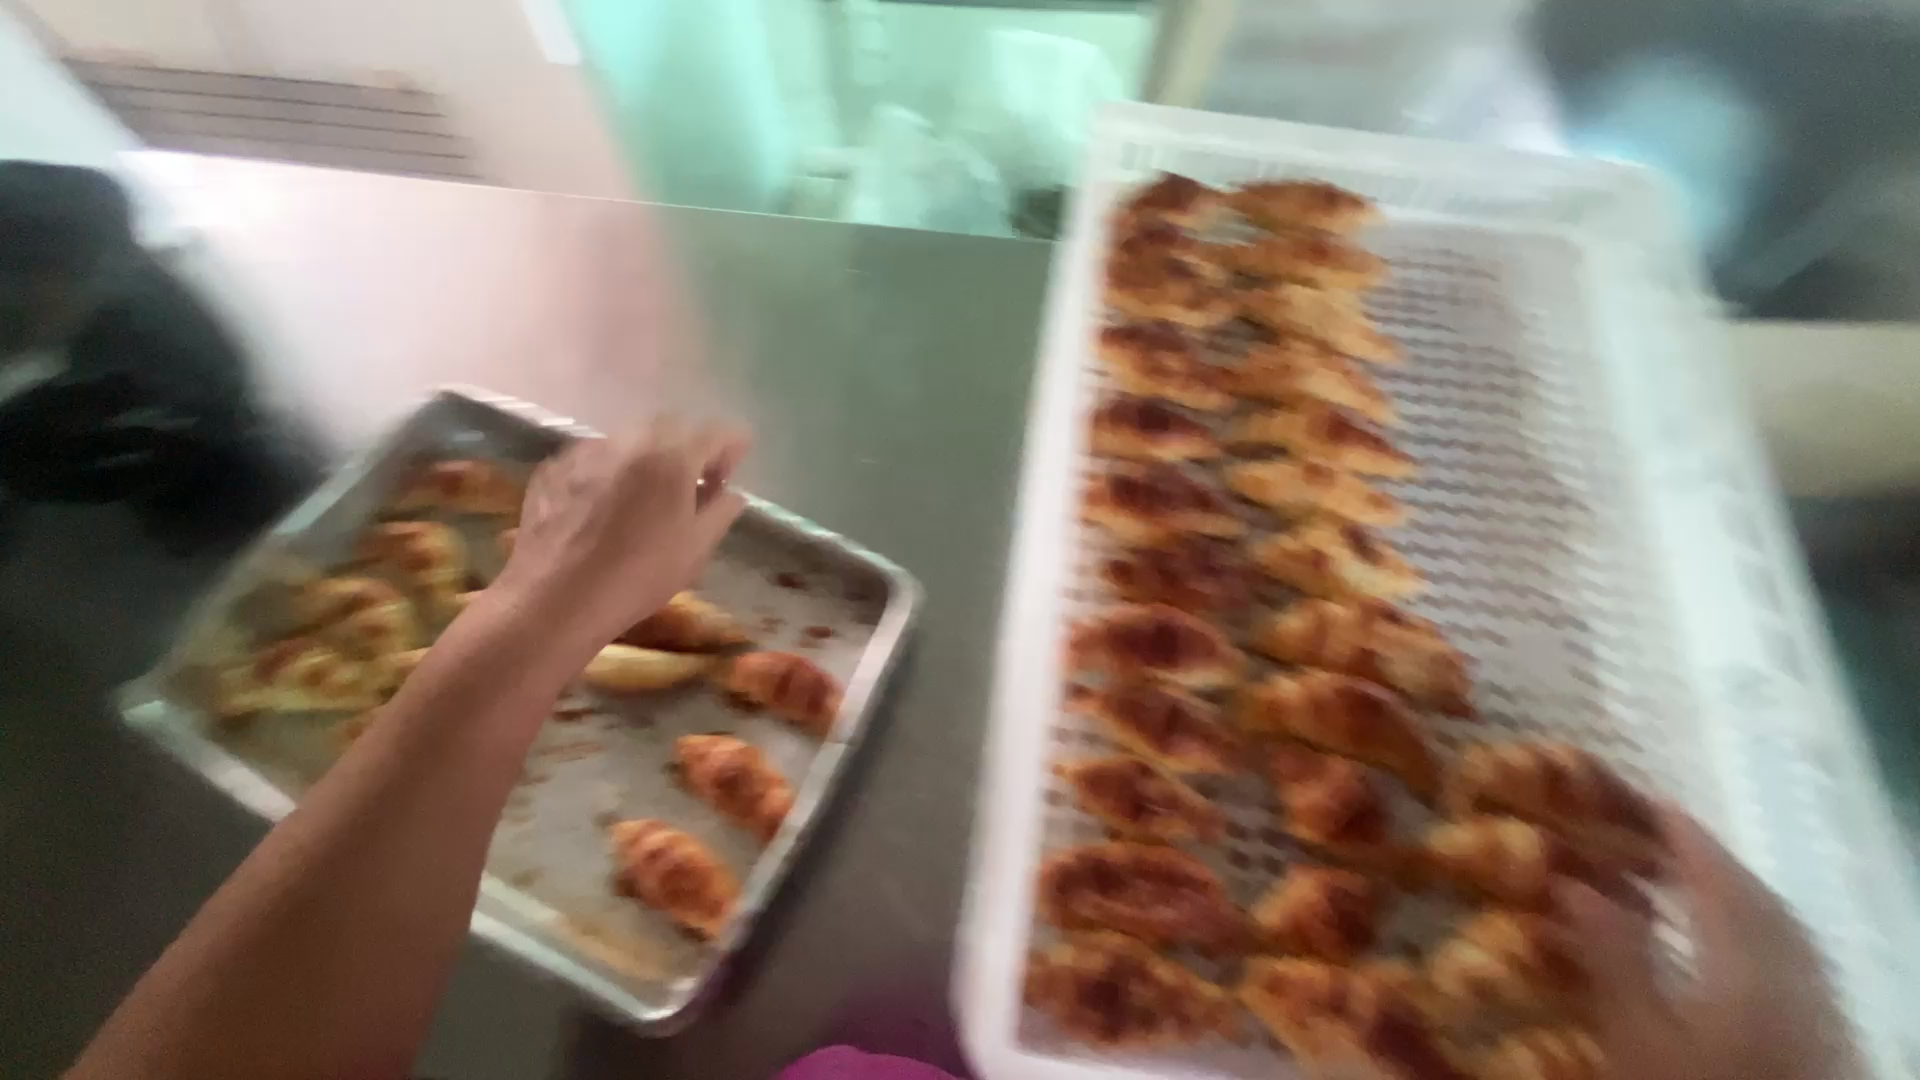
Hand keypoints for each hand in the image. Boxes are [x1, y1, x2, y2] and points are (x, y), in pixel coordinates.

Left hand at [494, 418, 748, 660]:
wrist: (555, 598)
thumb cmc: (639, 576)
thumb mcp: (696, 549)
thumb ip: (721, 512)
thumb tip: (732, 493)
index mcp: (672, 459)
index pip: (715, 433)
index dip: (733, 443)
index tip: (740, 458)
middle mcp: (630, 442)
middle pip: (671, 426)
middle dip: (691, 444)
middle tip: (699, 477)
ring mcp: (587, 451)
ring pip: (631, 438)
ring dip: (651, 455)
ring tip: (653, 491)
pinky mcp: (555, 468)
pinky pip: (597, 456)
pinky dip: (615, 468)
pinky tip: (612, 503)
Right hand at [1559, 805, 1859, 1079]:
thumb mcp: (1634, 1035)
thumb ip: (1612, 955)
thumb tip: (1574, 883)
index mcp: (1749, 973)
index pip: (1720, 886)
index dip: (1686, 839)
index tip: (1651, 801)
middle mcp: (1799, 987)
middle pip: (1765, 907)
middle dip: (1715, 861)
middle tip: (1663, 833)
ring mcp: (1823, 1020)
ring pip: (1788, 936)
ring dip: (1739, 894)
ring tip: (1688, 878)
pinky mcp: (1828, 1047)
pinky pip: (1797, 965)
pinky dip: (1757, 931)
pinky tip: (1725, 944)